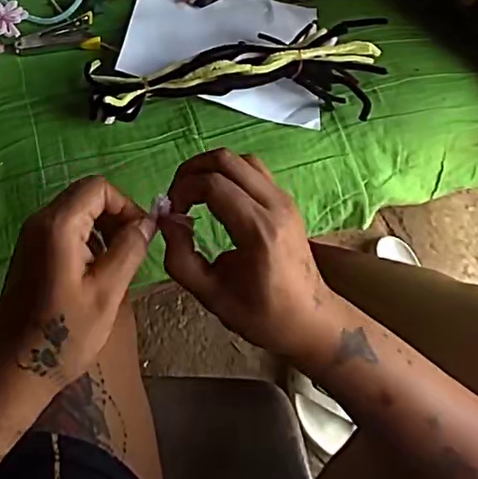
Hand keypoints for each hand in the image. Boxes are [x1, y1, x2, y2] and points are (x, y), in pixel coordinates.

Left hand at [0, 177, 152, 395]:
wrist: (12, 373)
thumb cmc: (63, 335)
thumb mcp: (107, 292)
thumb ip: (130, 249)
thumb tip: (148, 221)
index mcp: (58, 225)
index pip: (99, 187)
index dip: (126, 205)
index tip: (140, 236)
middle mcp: (40, 221)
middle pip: (87, 195)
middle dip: (116, 216)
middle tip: (131, 252)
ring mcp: (32, 236)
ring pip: (78, 211)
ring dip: (103, 229)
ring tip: (116, 268)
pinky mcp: (31, 252)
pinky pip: (66, 229)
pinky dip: (88, 240)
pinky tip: (95, 275)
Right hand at [160, 149, 346, 363]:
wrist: (310, 319)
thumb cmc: (262, 315)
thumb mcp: (210, 295)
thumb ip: (180, 257)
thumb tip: (167, 219)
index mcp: (258, 230)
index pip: (213, 184)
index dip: (183, 190)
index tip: (171, 212)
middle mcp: (275, 205)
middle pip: (226, 160)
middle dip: (192, 170)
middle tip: (177, 196)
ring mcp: (284, 198)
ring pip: (240, 158)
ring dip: (211, 168)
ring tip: (194, 193)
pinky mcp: (286, 199)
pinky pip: (253, 169)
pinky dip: (228, 172)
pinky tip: (216, 196)